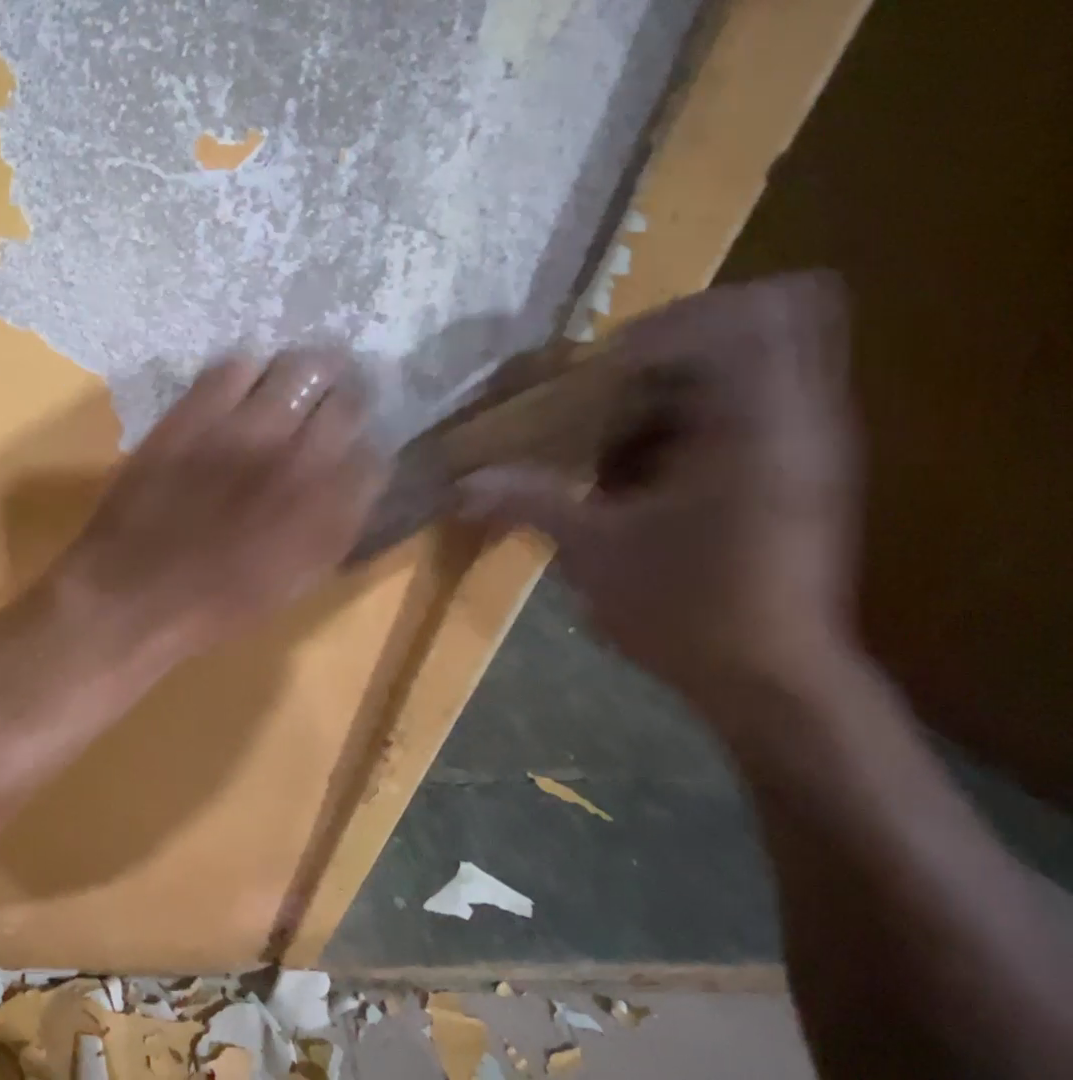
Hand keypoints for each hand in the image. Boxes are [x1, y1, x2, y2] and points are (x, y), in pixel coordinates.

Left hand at [52, 350, 386, 661]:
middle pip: (349, 398)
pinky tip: (237, 390)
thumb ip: (334, 526)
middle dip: (345, 396)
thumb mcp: (297, 580)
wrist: (132, 595)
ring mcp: (246, 429)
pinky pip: (234, 367)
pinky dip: (244, 374)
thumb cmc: (217, 605)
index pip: (375, 452)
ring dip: (301, 373)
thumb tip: (351, 482)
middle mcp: (301, 458)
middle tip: (331, 399)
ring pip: (298, 368)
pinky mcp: (195, 413)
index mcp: (332, 507)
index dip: (363, 447)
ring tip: (291, 383)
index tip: (351, 448)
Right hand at [456, 273, 863, 699]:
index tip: (601, 372)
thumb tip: (458, 484)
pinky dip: (714, 409)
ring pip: (778, 352)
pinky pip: (773, 397)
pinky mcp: (813, 469)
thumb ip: (529, 502)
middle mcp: (801, 418)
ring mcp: (818, 442)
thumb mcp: (593, 553)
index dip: (659, 330)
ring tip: (634, 424)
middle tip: (623, 379)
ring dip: (700, 373)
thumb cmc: (685, 613)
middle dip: (691, 335)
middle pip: (776, 311)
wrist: (774, 682)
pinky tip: (660, 464)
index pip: (735, 316)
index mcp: (754, 427)